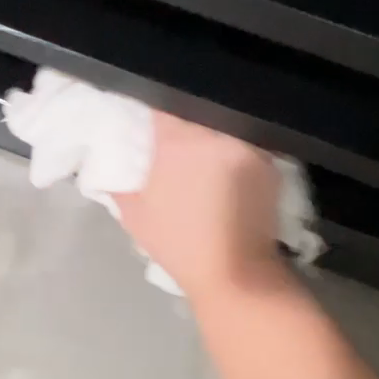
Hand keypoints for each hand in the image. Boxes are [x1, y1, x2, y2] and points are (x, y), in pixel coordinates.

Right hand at [112, 111, 288, 298]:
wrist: (236, 273)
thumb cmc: (179, 245)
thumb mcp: (134, 215)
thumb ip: (118, 182)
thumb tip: (109, 161)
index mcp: (177, 142)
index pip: (162, 105)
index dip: (153, 108)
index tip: (149, 120)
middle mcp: (214, 134)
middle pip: (195, 108)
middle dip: (183, 118)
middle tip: (174, 137)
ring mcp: (246, 144)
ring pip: (222, 121)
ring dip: (210, 130)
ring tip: (201, 151)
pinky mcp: (269, 160)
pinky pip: (245, 140)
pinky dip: (233, 146)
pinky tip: (224, 164)